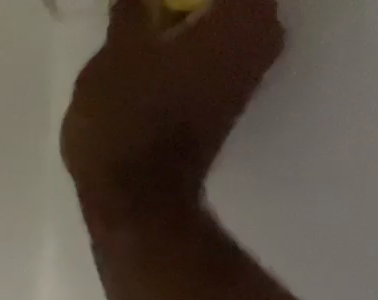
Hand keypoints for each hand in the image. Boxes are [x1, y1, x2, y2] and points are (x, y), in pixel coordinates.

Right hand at [61, 0, 284, 225]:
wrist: (136, 201)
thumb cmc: (124, 124)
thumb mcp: (113, 57)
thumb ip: (132, 9)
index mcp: (245, 11)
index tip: (151, 0)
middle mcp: (265, 32)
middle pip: (228, 1)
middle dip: (186, 4)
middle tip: (143, 10)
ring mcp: (251, 70)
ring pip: (223, 23)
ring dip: (187, 23)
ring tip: (143, 30)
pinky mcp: (231, 99)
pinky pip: (215, 52)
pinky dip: (188, 48)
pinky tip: (153, 55)